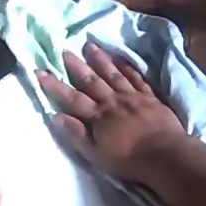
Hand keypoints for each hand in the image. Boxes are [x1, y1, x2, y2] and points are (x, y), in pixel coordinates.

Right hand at [36, 42, 189, 183]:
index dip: (55, 85)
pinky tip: (121, 59)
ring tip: (90, 45)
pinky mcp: (150, 98)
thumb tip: (56, 116)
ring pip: (113, 74)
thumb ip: (76, 134)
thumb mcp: (96, 154)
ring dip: (101, 60)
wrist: (165, 155)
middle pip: (91, 81)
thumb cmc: (128, 160)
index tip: (40, 71)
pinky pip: (137, 79)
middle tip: (65, 49)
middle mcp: (112, 102)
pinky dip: (128, 68)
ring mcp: (132, 97)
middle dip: (76, 65)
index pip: (72, 98)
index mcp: (98, 116)